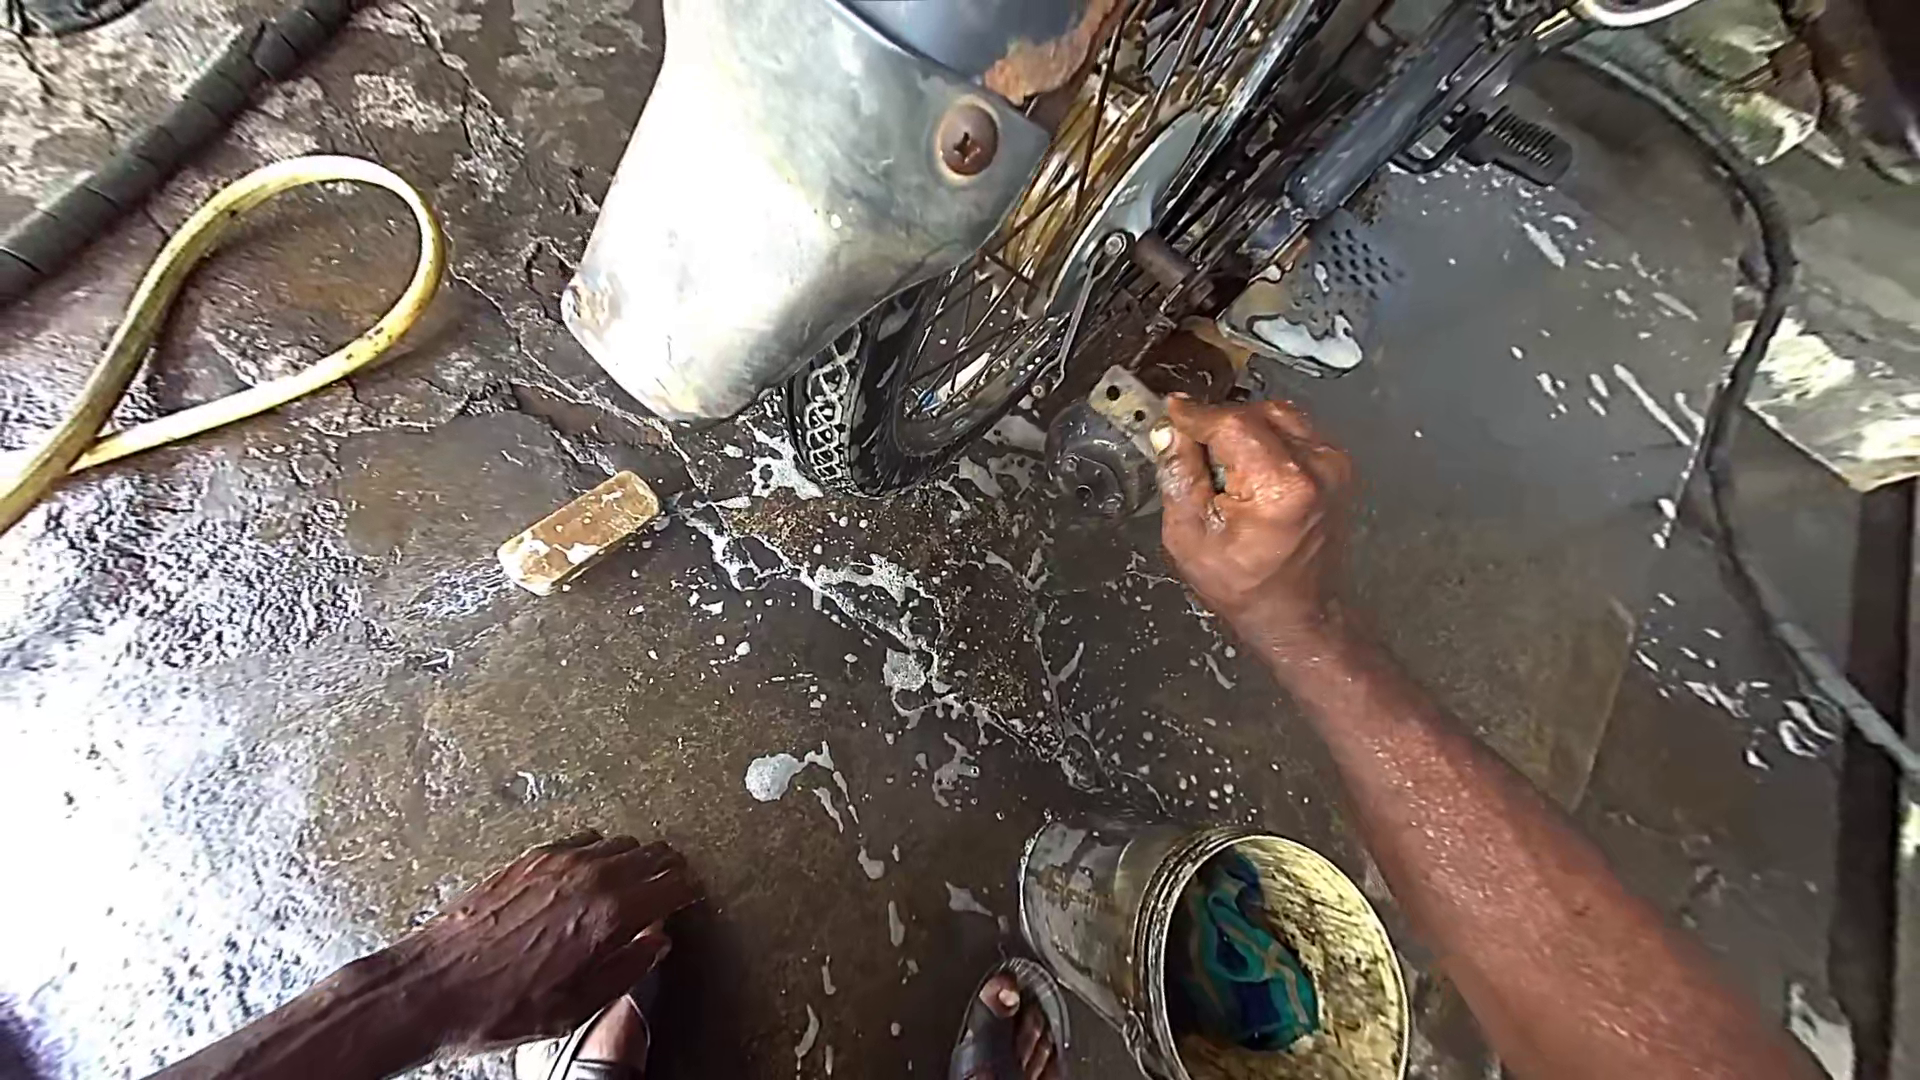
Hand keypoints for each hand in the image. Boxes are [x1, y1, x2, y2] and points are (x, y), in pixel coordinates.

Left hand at [387, 830, 697, 1050]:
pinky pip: (588, 839)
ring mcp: (567, 859)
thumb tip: (658, 942)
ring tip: (628, 879)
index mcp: (612, 914)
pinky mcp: (539, 854)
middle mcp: (597, 876)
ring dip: (635, 859)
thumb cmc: (499, 1006)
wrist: (429, 988)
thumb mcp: (573, 1007)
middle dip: (668, 868)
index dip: (689, 888)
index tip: (691, 893)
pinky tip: (587, 873)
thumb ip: (628, 969)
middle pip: (657, 853)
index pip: (675, 883)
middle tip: (667, 883)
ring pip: (625, 842)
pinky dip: (599, 852)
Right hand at [1153, 397, 1352, 648]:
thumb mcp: (1188, 534)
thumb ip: (1178, 475)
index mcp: (1279, 485)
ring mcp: (1332, 465)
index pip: (1231, 423)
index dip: (1194, 414)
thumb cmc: (1242, 584)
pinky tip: (1243, 468)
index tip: (1169, 410)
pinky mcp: (1335, 468)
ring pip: (1276, 416)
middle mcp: (1316, 466)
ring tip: (1216, 462)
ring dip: (1240, 428)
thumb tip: (1168, 432)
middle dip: (1216, 423)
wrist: (1295, 611)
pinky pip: (1293, 431)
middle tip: (1186, 444)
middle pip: (1255, 413)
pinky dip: (1262, 438)